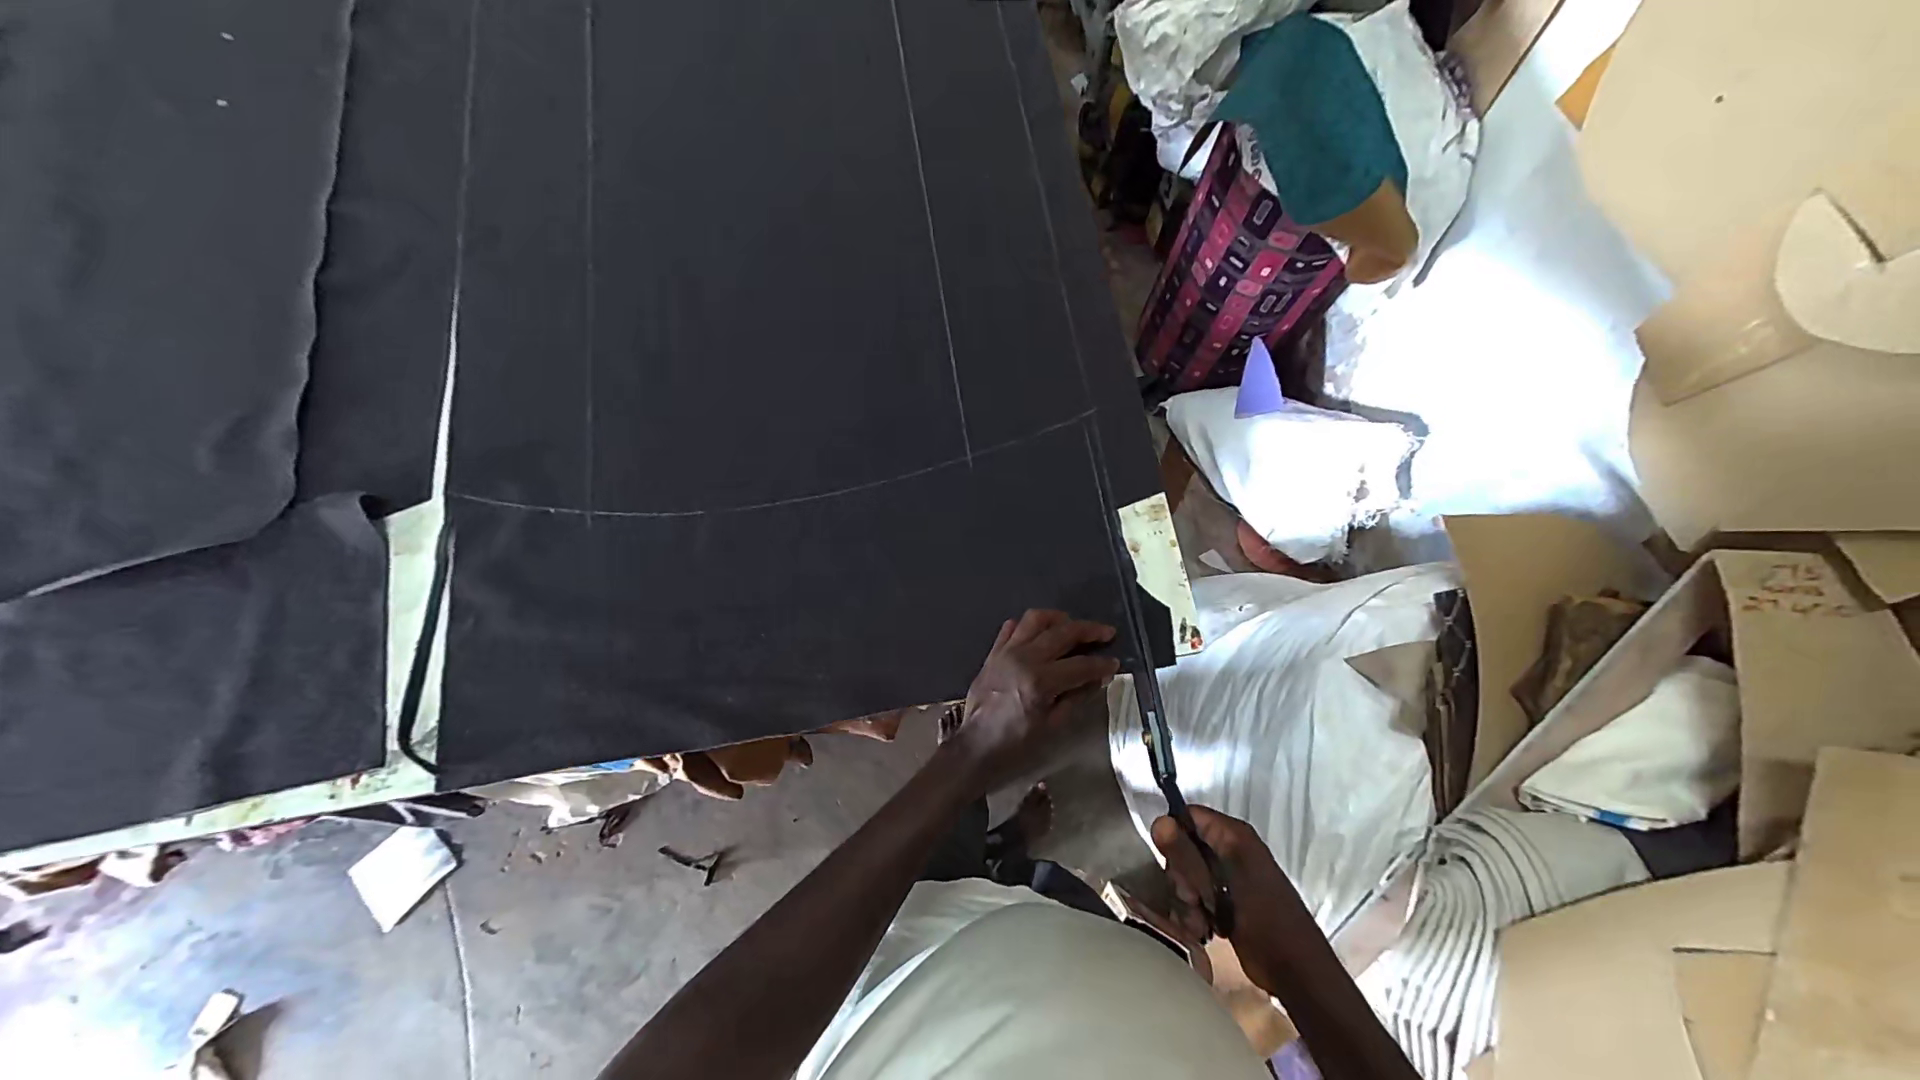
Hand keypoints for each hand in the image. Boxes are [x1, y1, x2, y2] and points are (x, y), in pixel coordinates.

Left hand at [944, 610, 1119, 794]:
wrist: (976, 745)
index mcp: (1040, 681)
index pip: (1081, 665)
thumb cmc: (1016, 742)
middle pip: (1063, 632)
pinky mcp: (993, 652)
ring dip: (1058, 619)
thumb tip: (1097, 678)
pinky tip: (1040, 634)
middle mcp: (1023, 658)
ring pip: (1035, 619)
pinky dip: (1028, 626)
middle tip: (1106, 632)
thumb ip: (1076, 697)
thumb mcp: (1053, 725)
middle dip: (1089, 630)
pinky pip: (1011, 627)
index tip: (1114, 663)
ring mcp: (1006, 651)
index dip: (1101, 664)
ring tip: (1072, 626)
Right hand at [1152, 805, 1302, 996]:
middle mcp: (1230, 848)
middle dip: (1181, 878)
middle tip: (1192, 900)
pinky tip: (1203, 929)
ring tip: (1200, 923)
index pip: (1187, 816)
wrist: (1298, 974)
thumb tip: (1159, 823)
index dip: (1173, 836)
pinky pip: (1196, 894)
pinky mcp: (1226, 899)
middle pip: (1183, 847)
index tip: (1171, 865)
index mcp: (1234, 836)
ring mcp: (1229, 875)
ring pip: (1187, 875)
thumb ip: (1187, 856)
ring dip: (1187, 901)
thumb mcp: (1221, 889)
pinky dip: (1195, 912)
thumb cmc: (1266, 926)